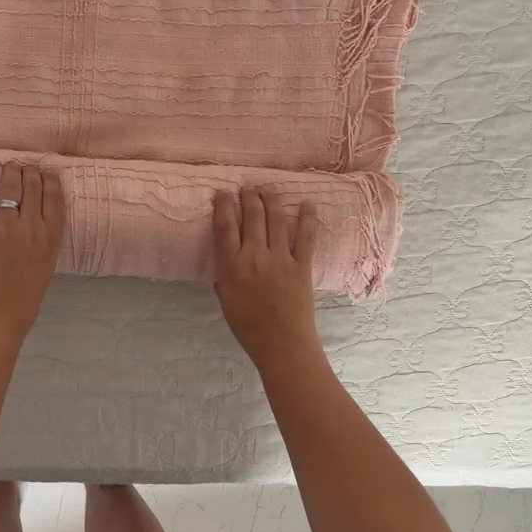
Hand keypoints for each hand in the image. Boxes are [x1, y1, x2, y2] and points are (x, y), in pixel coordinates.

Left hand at [0, 163, 64, 344]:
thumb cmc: (24, 299)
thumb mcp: (46, 266)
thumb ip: (44, 241)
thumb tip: (39, 221)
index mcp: (50, 239)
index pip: (55, 199)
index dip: (50, 180)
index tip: (46, 172)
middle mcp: (30, 228)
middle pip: (33, 188)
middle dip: (29, 172)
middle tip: (24, 167)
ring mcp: (4, 228)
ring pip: (9, 188)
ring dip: (9, 172)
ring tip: (7, 166)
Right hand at [213, 187, 323, 367]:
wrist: (281, 344)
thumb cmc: (248, 327)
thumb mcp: (226, 300)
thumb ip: (224, 277)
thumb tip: (225, 262)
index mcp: (232, 267)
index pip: (225, 227)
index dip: (224, 205)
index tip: (223, 192)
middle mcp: (255, 257)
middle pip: (252, 217)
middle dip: (249, 197)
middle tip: (248, 187)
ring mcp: (280, 259)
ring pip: (276, 220)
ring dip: (272, 200)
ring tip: (268, 189)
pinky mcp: (302, 266)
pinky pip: (306, 237)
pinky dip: (308, 218)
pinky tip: (308, 203)